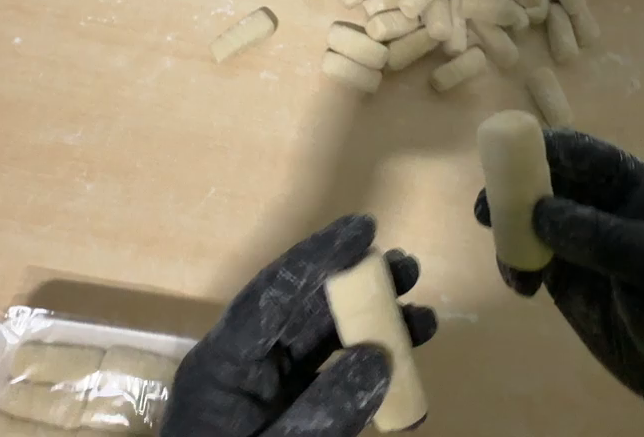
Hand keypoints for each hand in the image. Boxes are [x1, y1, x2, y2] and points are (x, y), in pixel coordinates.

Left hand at [162, 214, 436, 436]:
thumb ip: (323, 414)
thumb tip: (379, 358)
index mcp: (223, 364)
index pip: (274, 292)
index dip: (319, 255)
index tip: (364, 229)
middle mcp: (246, 365)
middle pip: (306, 308)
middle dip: (357, 284)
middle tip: (407, 267)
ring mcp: (268, 390)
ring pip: (325, 338)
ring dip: (372, 320)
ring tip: (421, 310)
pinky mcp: (289, 414)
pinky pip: (332, 376)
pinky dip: (369, 364)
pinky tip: (405, 359)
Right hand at [474, 130, 643, 430]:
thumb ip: (599, 235)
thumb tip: (538, 213)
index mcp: (625, 182)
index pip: (576, 151)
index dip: (539, 148)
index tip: (505, 158)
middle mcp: (595, 201)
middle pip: (541, 178)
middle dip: (511, 189)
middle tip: (486, 211)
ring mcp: (576, 237)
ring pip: (526, 216)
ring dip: (508, 230)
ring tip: (510, 262)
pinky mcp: (562, 273)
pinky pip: (525, 254)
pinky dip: (514, 263)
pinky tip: (522, 287)